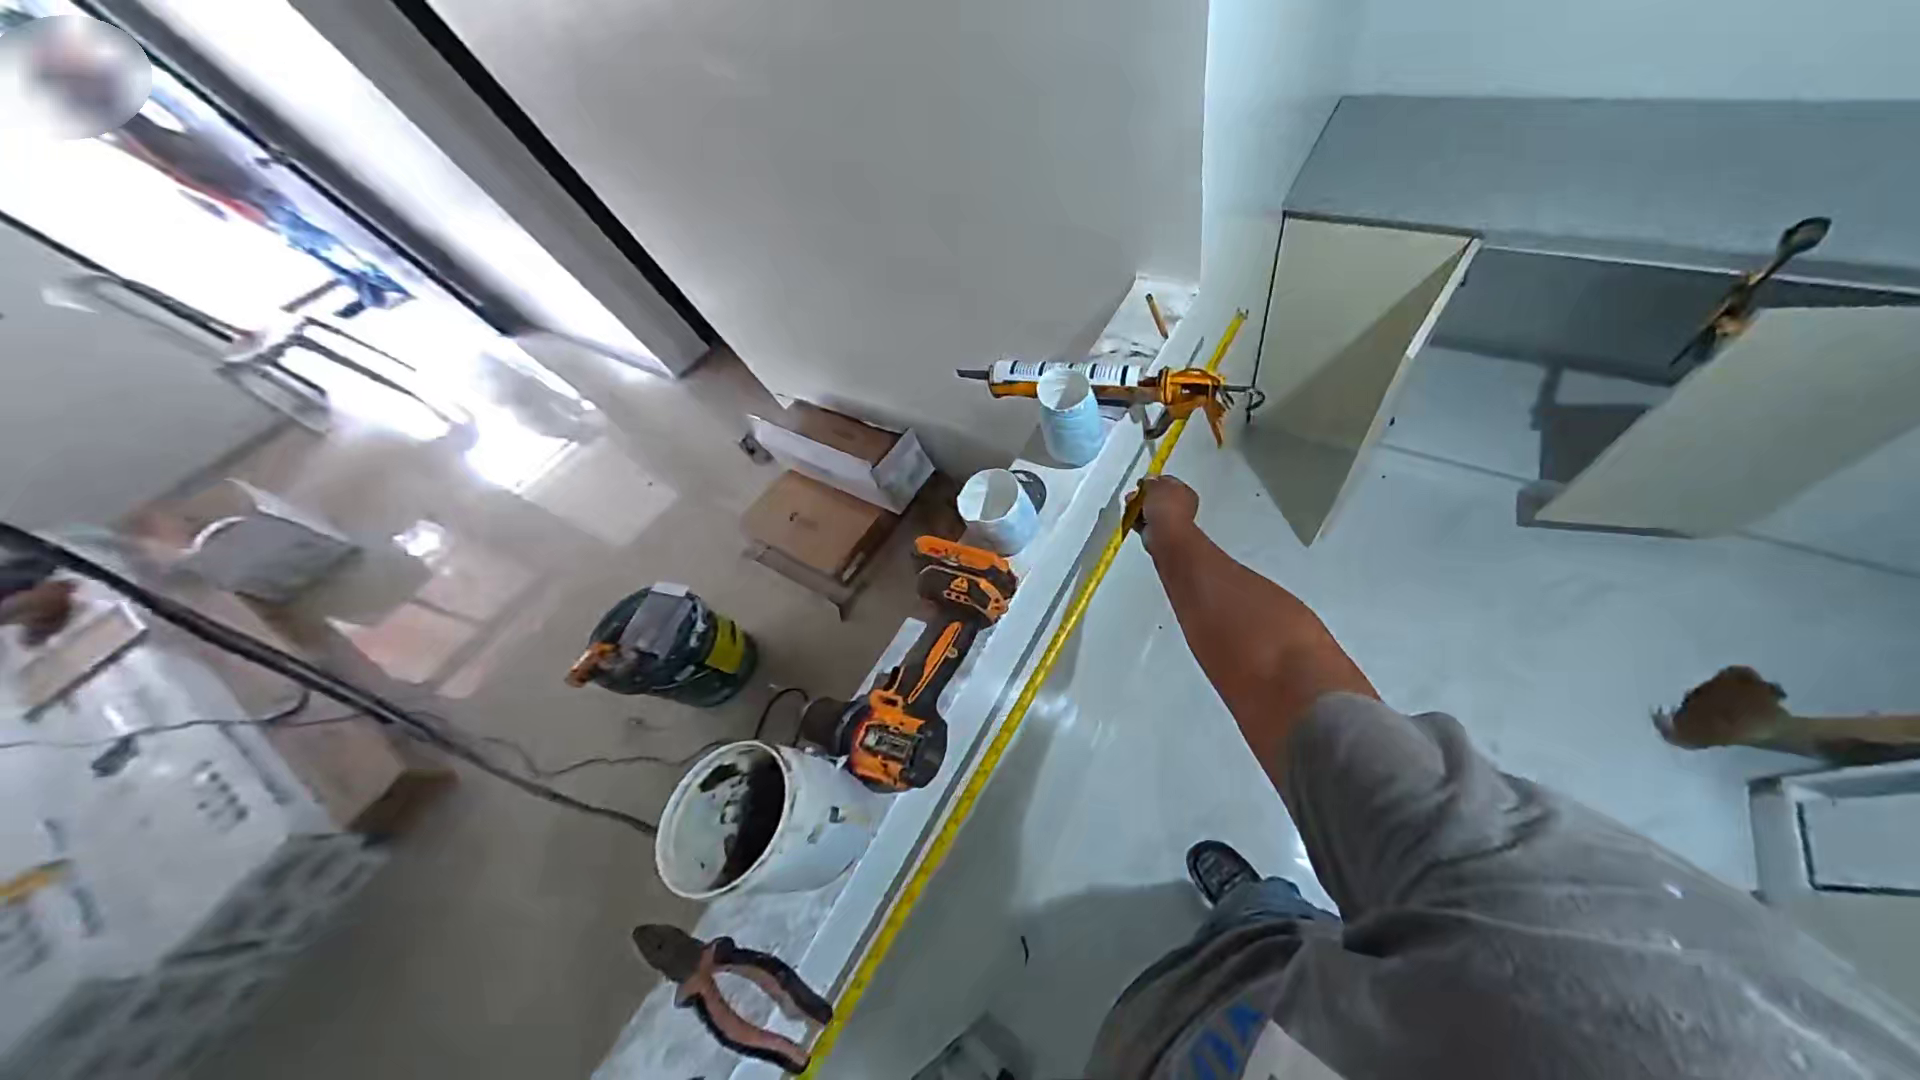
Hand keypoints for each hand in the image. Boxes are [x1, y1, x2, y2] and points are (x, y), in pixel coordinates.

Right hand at [1135, 475, 1198, 553]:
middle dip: (1143, 495)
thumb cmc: (1165, 506)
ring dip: (1137, 507)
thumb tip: (1148, 480)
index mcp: (1184, 492)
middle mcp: (1178, 506)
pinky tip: (1130, 517)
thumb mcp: (1155, 485)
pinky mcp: (1157, 532)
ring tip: (1129, 505)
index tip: (1142, 482)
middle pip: (1157, 497)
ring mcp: (1167, 520)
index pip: (1168, 482)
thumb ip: (1150, 481)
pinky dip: (1136, 520)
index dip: (1154, 480)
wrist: (1165, 533)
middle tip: (1133, 495)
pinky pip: (1143, 522)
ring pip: (1149, 510)